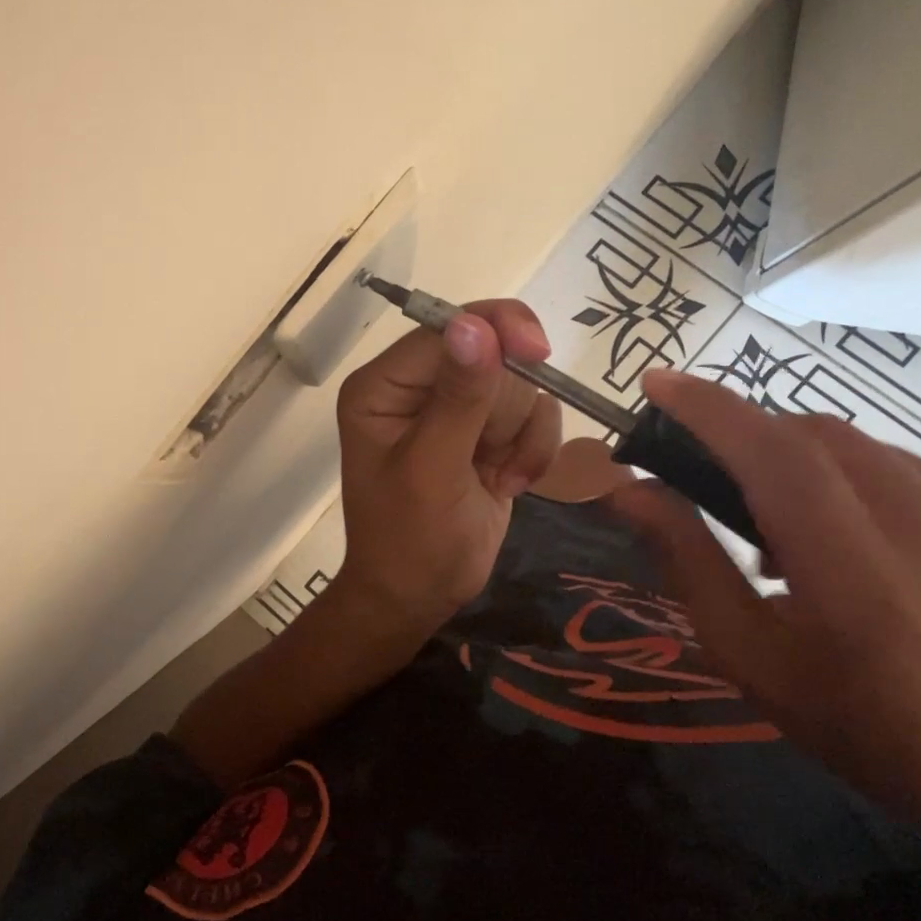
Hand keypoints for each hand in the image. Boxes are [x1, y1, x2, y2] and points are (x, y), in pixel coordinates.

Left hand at [334, 299, 559, 621]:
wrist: (420, 597)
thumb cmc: (410, 540)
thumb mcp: (432, 469)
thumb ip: (458, 398)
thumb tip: (475, 323)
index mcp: (382, 385)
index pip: (447, 328)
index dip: (497, 331)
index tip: (538, 353)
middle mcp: (414, 387)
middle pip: (493, 354)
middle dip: (503, 410)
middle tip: (483, 456)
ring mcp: (451, 409)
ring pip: (521, 385)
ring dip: (520, 437)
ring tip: (492, 477)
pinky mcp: (484, 432)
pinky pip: (535, 414)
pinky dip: (533, 450)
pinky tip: (506, 483)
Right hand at [612, 369, 920, 920]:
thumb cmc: (863, 727)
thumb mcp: (750, 658)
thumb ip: (687, 562)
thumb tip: (627, 489)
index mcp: (861, 586)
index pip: (781, 461)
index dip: (713, 412)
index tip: (657, 383)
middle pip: (817, 437)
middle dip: (747, 435)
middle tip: (706, 473)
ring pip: (860, 446)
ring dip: (797, 460)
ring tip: (782, 525)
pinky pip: (905, 469)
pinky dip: (850, 480)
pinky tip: (849, 536)